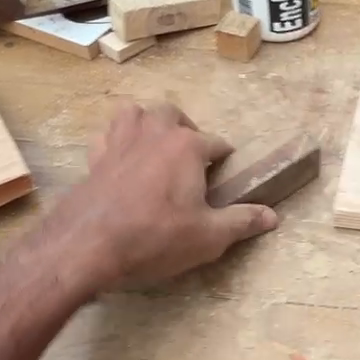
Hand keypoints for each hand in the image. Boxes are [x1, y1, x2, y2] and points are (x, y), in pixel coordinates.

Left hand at [4, 103, 277, 309]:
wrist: (86, 246)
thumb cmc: (155, 238)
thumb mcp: (209, 237)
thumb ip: (242, 222)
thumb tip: (273, 217)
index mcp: (187, 147)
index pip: (216, 143)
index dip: (224, 159)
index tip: (225, 176)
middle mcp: (154, 134)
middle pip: (173, 115)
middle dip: (185, 128)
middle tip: (190, 157)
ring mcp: (120, 143)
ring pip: (134, 113)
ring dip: (147, 123)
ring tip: (155, 145)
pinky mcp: (93, 159)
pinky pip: (106, 136)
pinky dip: (115, 140)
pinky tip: (120, 159)